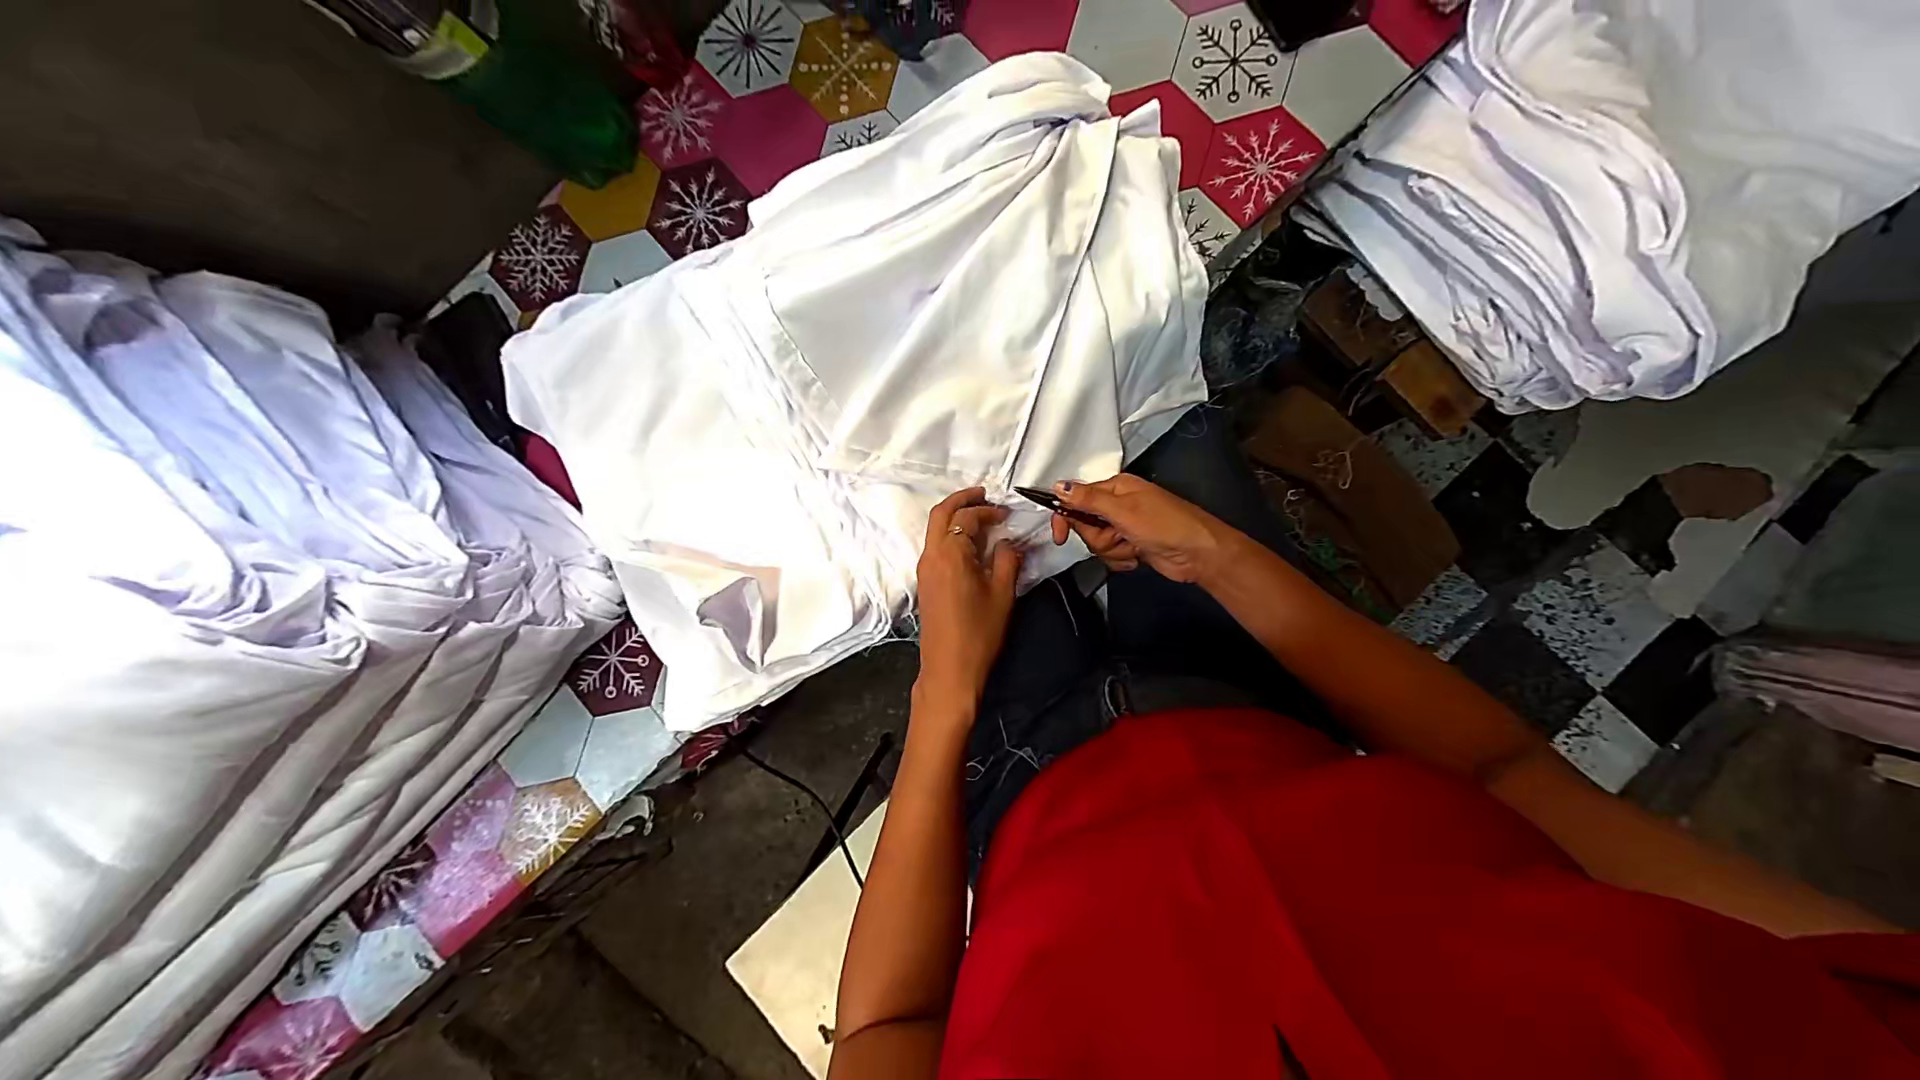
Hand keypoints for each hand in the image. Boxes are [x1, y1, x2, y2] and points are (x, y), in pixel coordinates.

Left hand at [914, 487, 1022, 705]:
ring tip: (981, 517)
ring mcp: (924, 569)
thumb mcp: (1002, 594)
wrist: (949, 669)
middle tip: (984, 495)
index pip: (967, 517)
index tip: (1006, 514)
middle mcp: (931, 555)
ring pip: (935, 529)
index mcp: (950, 553)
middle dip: (963, 500)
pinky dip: (952, 535)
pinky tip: (971, 544)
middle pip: (941, 514)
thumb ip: (1006, 561)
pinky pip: (936, 546)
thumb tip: (1008, 544)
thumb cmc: (978, 633)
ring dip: (956, 517)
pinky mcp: (925, 582)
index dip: (988, 510)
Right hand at [1049, 475, 1228, 583]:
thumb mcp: (1122, 510)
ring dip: (1112, 550)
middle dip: (1098, 537)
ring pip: (1097, 543)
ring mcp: (1124, 527)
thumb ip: (1087, 499)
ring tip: (1133, 547)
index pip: (1075, 498)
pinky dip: (1121, 560)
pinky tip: (1138, 557)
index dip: (1065, 517)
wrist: (1198, 554)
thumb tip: (1058, 486)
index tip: (1059, 535)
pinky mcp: (1131, 546)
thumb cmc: (1165, 525)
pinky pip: (1110, 556)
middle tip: (1118, 536)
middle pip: (1084, 525)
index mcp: (1115, 488)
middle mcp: (1117, 505)